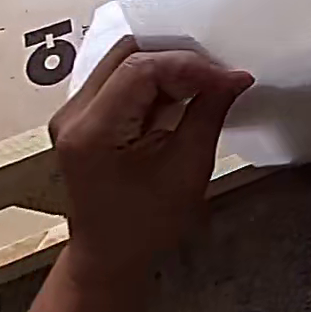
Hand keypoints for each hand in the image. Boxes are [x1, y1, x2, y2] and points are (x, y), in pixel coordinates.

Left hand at [46, 37, 252, 309]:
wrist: (110, 258)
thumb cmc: (149, 223)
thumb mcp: (188, 167)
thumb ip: (209, 111)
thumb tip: (237, 75)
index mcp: (92, 130)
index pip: (141, 69)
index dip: (190, 65)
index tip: (229, 77)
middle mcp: (73, 112)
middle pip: (128, 53)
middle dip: (178, 57)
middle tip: (217, 73)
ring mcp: (75, 112)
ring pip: (125, 60)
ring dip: (168, 65)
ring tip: (205, 81)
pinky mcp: (85, 115)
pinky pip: (124, 78)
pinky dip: (158, 78)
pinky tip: (184, 91)